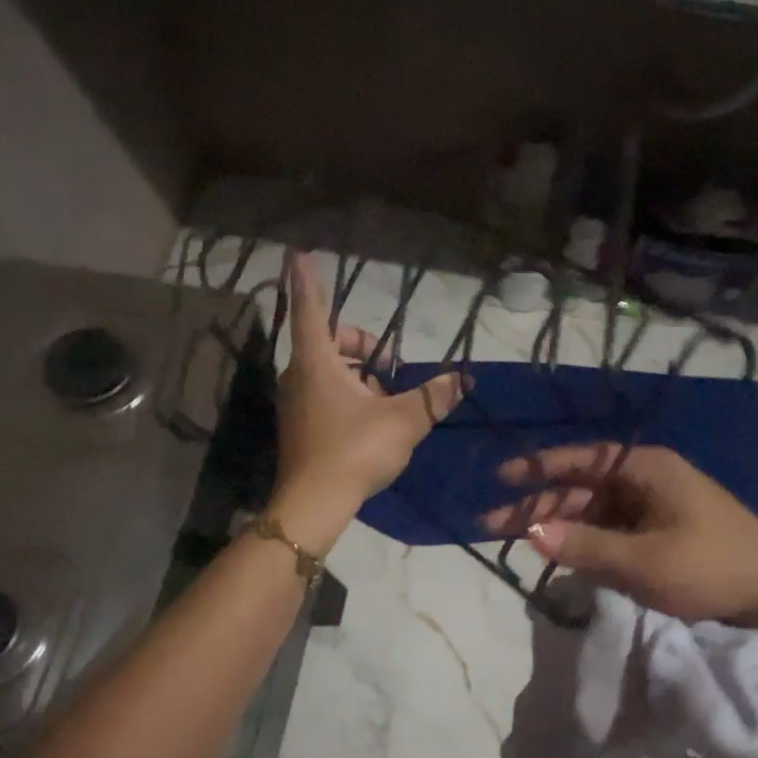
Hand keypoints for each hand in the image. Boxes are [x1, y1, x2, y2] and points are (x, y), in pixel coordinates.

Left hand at [271, 254, 463, 540]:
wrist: (314, 504)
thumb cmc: (355, 450)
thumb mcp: (404, 421)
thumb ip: (433, 397)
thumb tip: (463, 379)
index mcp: (316, 362)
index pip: (311, 309)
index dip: (308, 281)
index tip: (298, 254)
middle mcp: (298, 375)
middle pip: (328, 340)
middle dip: (361, 345)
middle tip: (391, 368)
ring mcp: (294, 402)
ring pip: (327, 371)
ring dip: (358, 375)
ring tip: (387, 401)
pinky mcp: (297, 426)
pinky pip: (322, 394)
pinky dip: (347, 394)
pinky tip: (371, 422)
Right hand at [481, 443, 757, 631]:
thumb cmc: (710, 570)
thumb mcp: (641, 562)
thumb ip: (583, 546)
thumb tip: (530, 531)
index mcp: (649, 469)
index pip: (582, 459)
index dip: (538, 467)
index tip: (500, 478)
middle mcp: (652, 480)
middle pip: (585, 487)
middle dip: (542, 506)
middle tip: (497, 527)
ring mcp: (662, 507)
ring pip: (598, 511)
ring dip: (563, 527)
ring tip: (524, 545)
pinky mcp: (668, 533)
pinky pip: (616, 530)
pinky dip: (589, 541)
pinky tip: (567, 558)